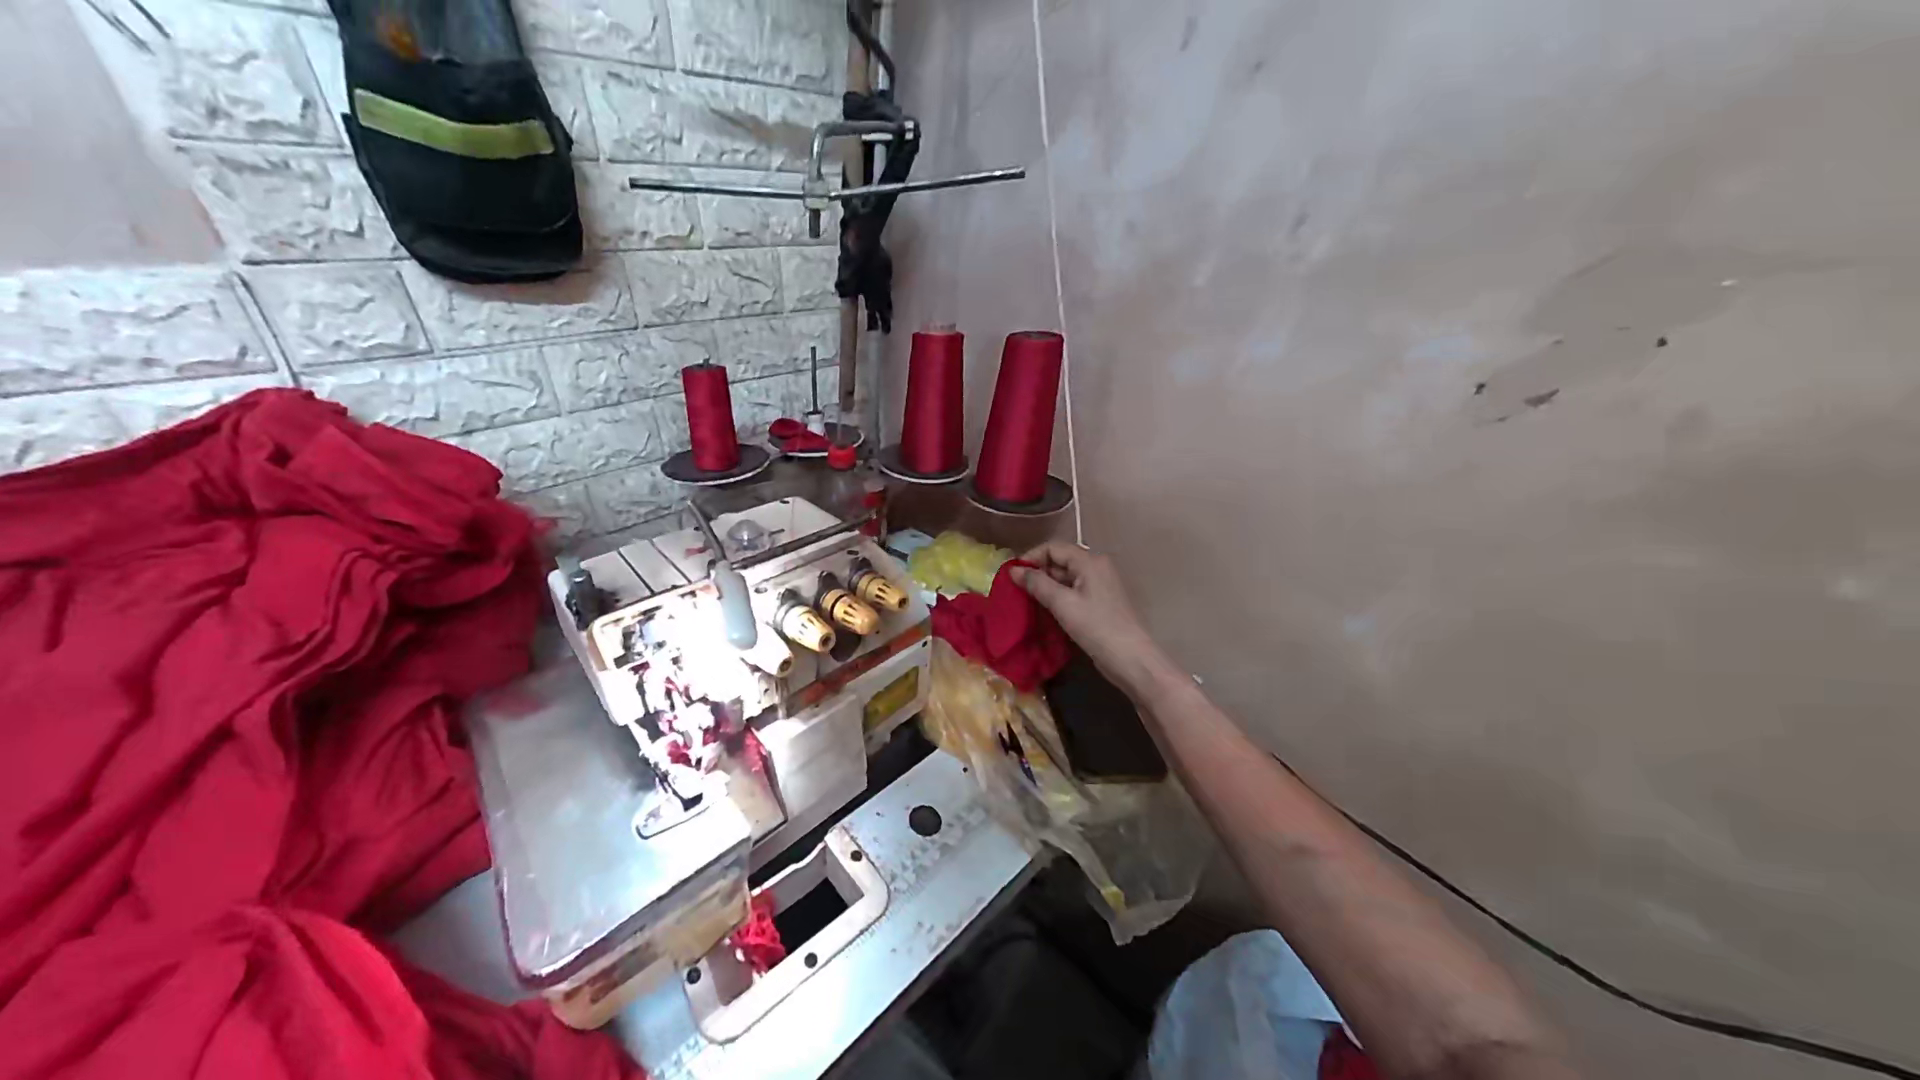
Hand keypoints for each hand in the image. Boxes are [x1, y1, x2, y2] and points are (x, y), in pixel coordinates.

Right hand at [1010, 542, 1169, 696]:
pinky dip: (1057, 597)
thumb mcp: (1063, 604)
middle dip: (1036, 572)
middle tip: (1015, 591)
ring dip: (1045, 586)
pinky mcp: (1099, 602)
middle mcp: (1096, 567)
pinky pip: (1073, 591)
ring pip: (1065, 577)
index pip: (1053, 547)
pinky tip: (1044, 610)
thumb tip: (1014, 571)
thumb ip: (1037, 584)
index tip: (1012, 576)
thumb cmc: (1097, 627)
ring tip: (1025, 601)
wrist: (1131, 659)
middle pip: (1059, 560)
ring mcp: (1099, 585)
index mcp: (1090, 561)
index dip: (1030, 557)